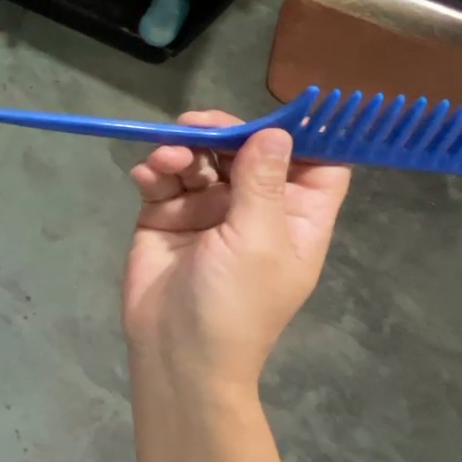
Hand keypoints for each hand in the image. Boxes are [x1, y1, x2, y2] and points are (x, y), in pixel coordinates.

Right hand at [122, 113, 350, 391]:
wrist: (175, 349)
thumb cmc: (233, 303)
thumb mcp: (258, 242)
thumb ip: (262, 184)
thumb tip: (276, 131)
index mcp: (294, 217)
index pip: (315, 164)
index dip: (302, 136)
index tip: (274, 113)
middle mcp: (252, 209)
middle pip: (246, 152)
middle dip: (222, 133)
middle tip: (193, 123)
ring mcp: (205, 211)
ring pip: (199, 161)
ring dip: (180, 152)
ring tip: (162, 159)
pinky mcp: (163, 216)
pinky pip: (161, 181)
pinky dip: (152, 172)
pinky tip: (145, 176)